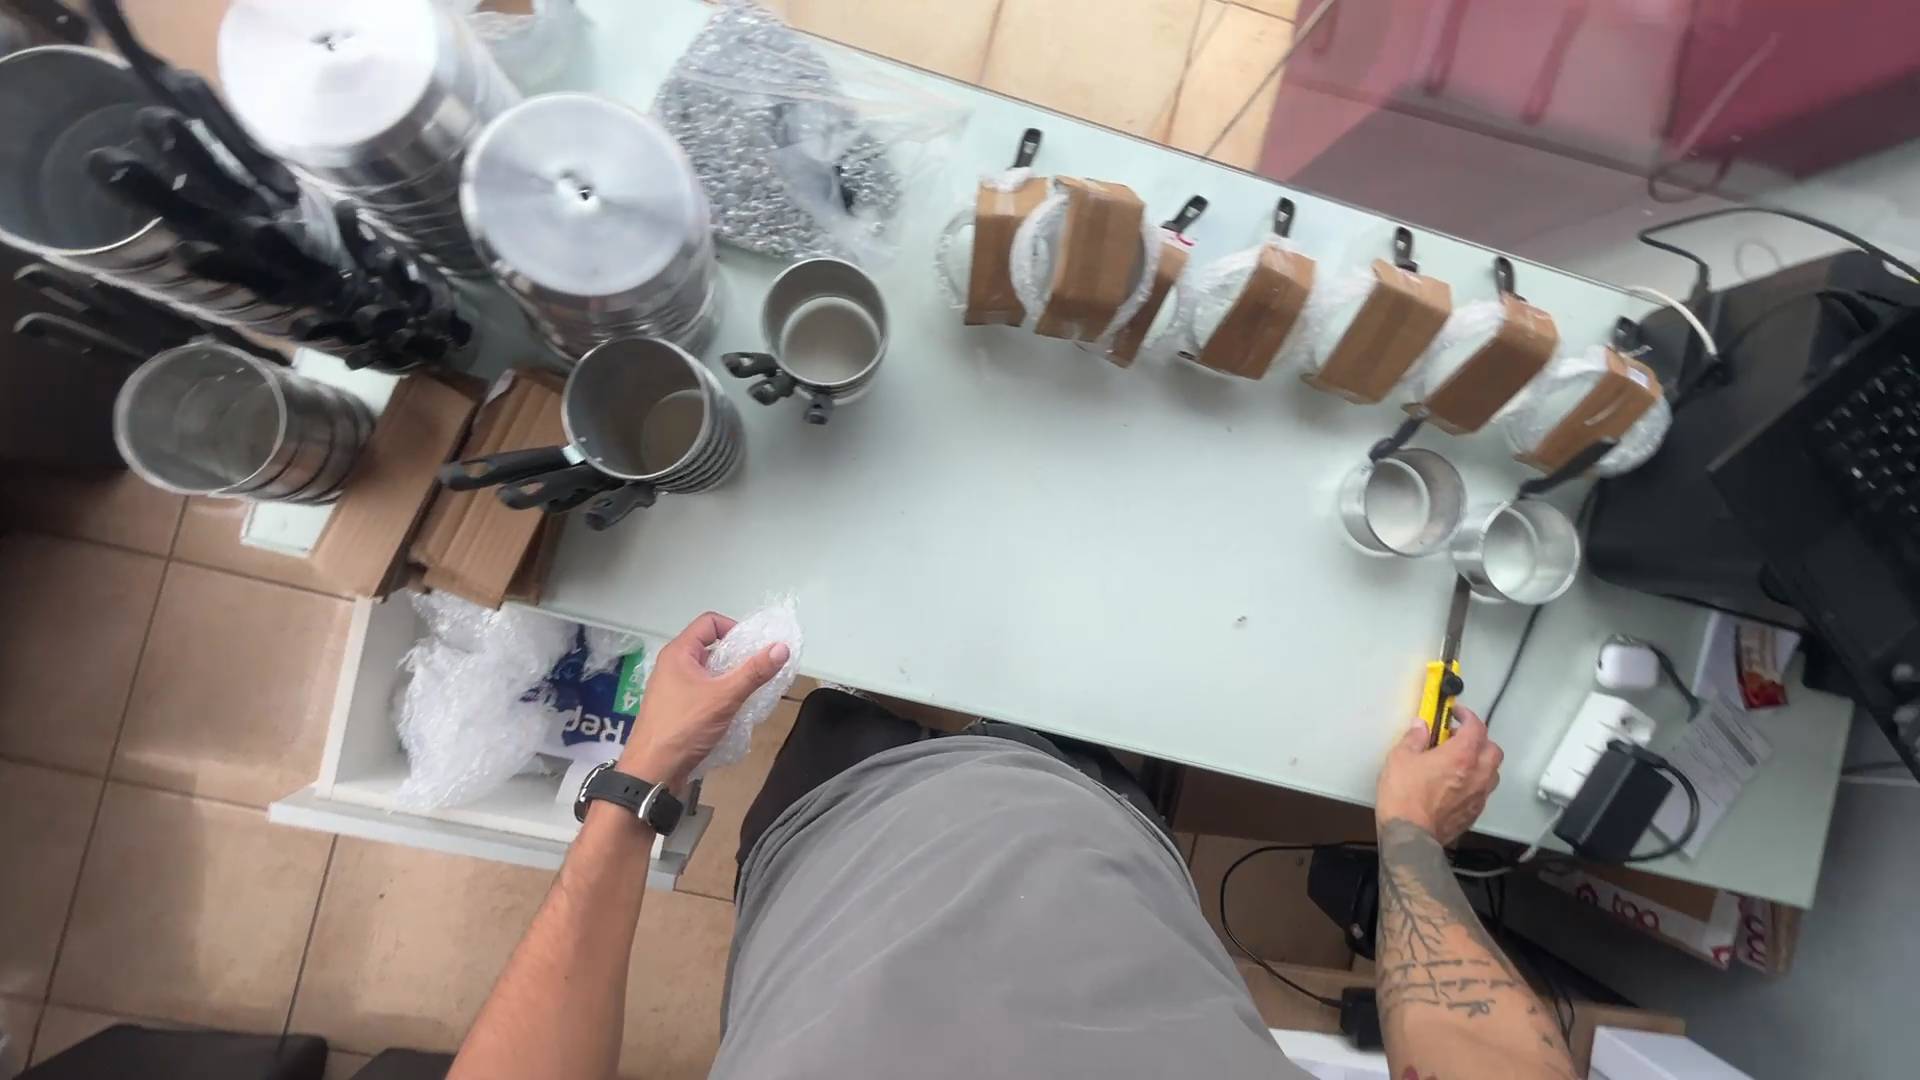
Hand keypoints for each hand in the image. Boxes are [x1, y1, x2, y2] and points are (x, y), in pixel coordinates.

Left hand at [618, 612, 788, 787]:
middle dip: (737, 656)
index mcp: (678, 654)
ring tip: (750, 691)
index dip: (734, 628)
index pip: (709, 623)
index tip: (753, 647)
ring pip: (708, 672)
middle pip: (710, 647)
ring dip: (730, 678)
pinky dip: (720, 695)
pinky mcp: (675, 709)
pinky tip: (734, 711)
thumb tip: (782, 647)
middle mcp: (673, 666)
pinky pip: (703, 691)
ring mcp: (672, 689)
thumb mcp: (725, 697)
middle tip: (758, 670)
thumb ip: (754, 671)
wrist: (652, 773)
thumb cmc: (684, 728)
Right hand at [1375, 706, 1502, 845]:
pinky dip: (1476, 779)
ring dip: (1481, 760)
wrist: (1411, 832)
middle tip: (1458, 737)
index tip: (1456, 713)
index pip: (1476, 728)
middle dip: (1479, 739)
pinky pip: (1484, 789)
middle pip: (1493, 749)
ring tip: (1459, 760)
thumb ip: (1414, 738)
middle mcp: (1478, 774)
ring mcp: (1480, 794)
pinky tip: (1456, 781)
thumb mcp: (1400, 757)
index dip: (1467, 716)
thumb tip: (1421, 726)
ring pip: (1493, 771)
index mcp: (1461, 756)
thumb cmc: (1403, 792)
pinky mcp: (1475, 811)